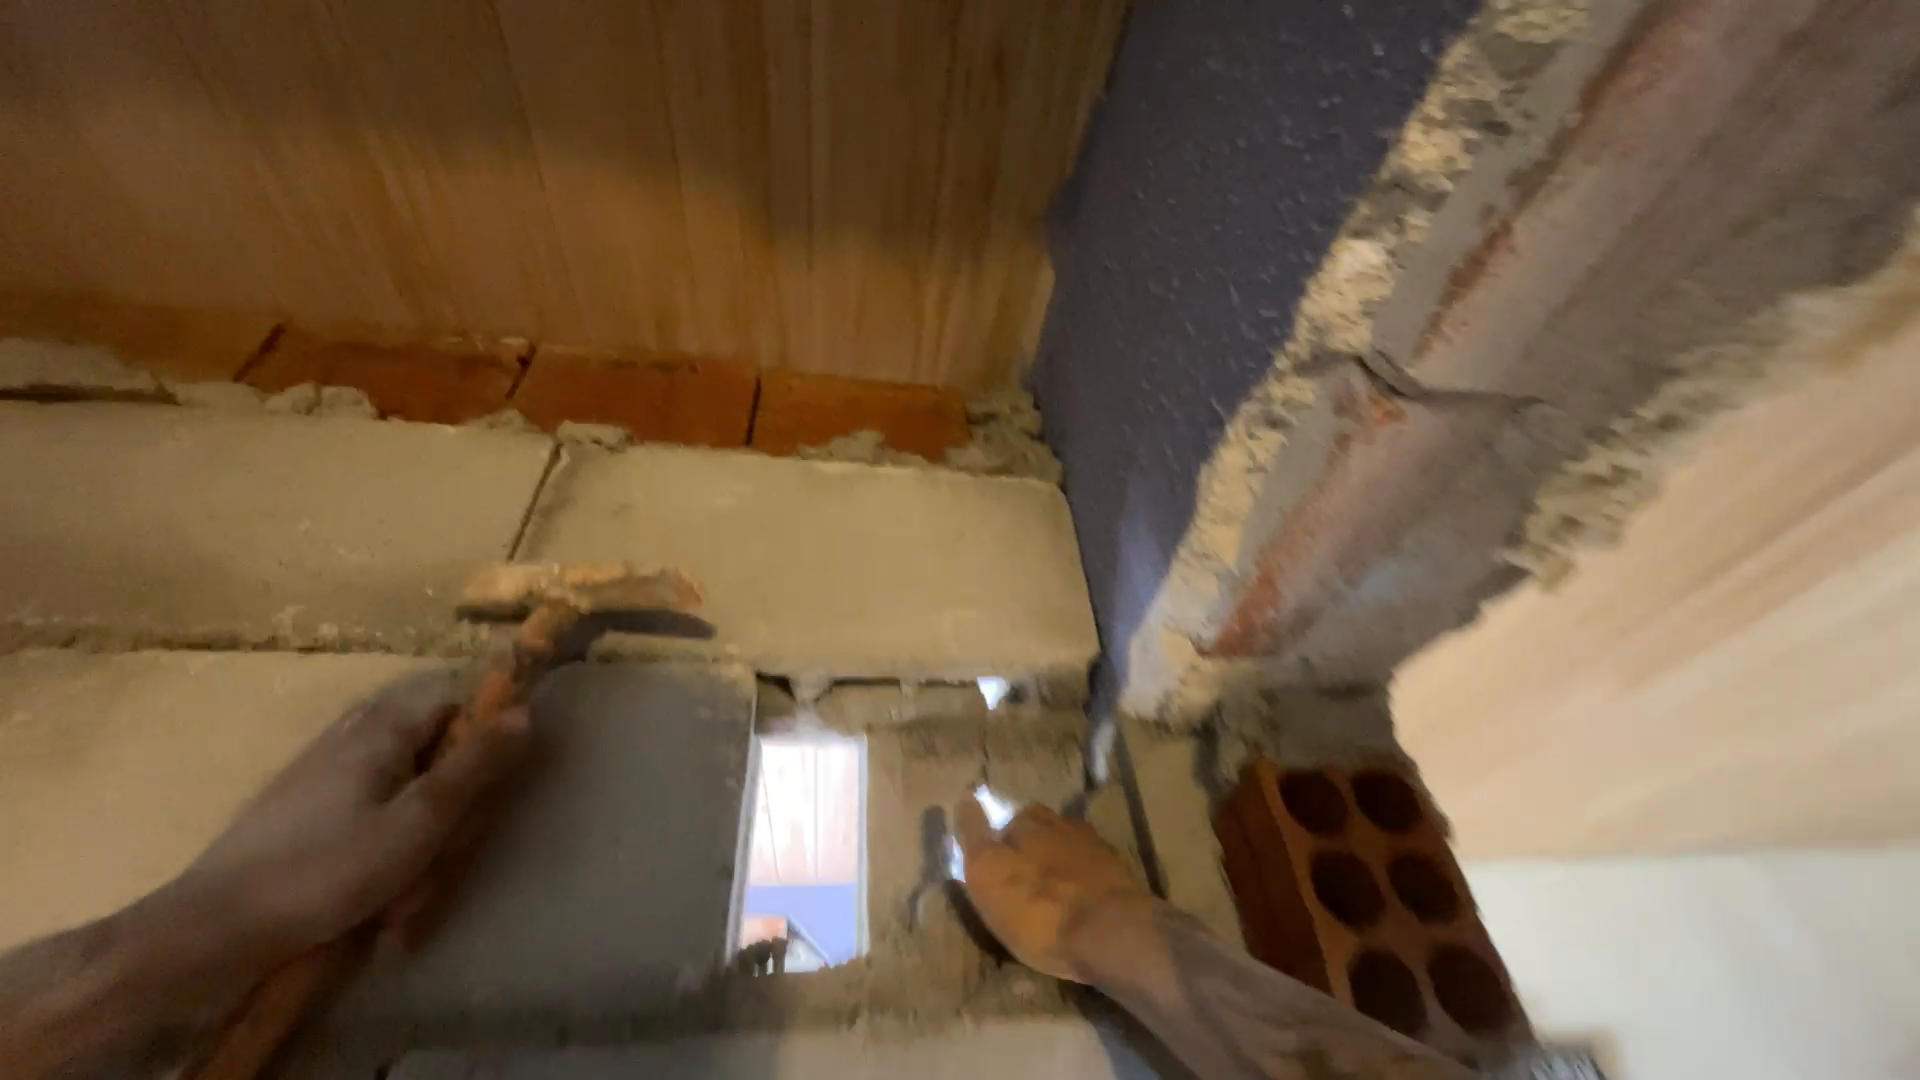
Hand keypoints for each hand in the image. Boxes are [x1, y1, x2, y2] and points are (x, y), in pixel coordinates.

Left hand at [156, 682, 529, 986]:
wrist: (206, 934)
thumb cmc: (327, 869)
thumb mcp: (420, 820)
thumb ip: (476, 765)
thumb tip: (527, 712)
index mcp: (385, 729)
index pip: (461, 705)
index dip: (487, 741)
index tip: (492, 791)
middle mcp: (356, 737)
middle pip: (438, 757)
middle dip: (450, 817)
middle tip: (442, 867)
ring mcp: (327, 774)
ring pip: (408, 797)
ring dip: (420, 849)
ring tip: (405, 904)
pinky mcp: (307, 812)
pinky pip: (373, 820)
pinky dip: (386, 857)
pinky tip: (378, 904)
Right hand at [952, 791, 1156, 982]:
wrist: (1111, 933)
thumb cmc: (1039, 909)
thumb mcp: (988, 875)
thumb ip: (975, 836)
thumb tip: (965, 796)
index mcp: (1028, 823)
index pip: (1006, 820)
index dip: (998, 839)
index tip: (994, 860)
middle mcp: (1061, 825)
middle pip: (1039, 829)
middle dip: (1029, 845)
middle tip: (1020, 876)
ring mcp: (1094, 848)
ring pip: (1067, 846)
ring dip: (1057, 861)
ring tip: (1050, 890)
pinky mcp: (1119, 874)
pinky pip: (1091, 869)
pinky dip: (1081, 880)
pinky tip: (1078, 899)